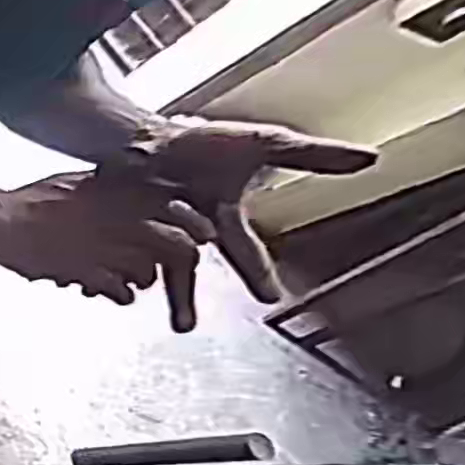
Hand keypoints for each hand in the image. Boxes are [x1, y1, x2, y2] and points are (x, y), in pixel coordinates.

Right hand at [0, 171, 215, 331]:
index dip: (193, 228)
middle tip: (164, 270)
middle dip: (174, 264)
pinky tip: (111, 293)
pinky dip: (118, 295)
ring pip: (148, 273)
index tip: (198, 238)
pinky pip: (119, 291)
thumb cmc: (27, 202)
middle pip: (177, 248)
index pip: (182, 213)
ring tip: (131, 284)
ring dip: (141, 281)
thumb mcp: (73, 181)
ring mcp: (108, 248)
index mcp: (126, 196)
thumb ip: (103, 188)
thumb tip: (118, 193)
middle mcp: (126, 221)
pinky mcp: (88, 272)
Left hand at [122, 118, 376, 303]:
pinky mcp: (113, 223)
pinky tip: (93, 282)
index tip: (269, 297)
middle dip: (184, 298)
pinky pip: (109, 250)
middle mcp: (180, 230)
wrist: (143, 136)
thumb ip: (308, 156)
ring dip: (139, 282)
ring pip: (144, 263)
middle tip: (185, 328)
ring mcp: (145, 227)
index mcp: (217, 219)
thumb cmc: (200, 141)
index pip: (243, 251)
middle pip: (184, 270)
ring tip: (130, 300)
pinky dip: (103, 265)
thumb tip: (371, 160)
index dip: (257, 274)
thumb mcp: (259, 144)